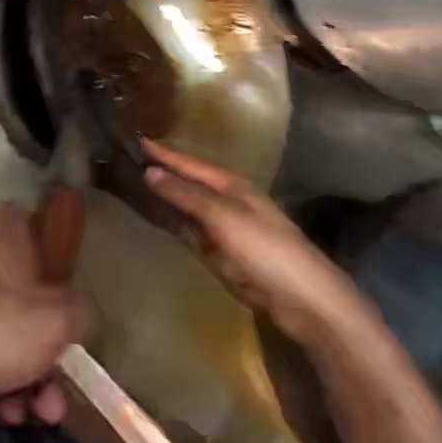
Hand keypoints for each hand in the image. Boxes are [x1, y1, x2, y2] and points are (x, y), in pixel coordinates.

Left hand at [0, 205, 88, 424]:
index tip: (70, 285)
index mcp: (7, 237)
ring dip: (30, 379)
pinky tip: (6, 414)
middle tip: (62, 384)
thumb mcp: (56, 318)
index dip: (55, 249)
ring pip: (9, 336)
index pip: (33, 222)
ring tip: (39, 414)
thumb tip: (82, 313)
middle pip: (29, 296)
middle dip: (50, 348)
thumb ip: (81, 311)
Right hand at [143, 140, 362, 339]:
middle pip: (192, 184)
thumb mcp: (223, 217)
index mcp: (233, 186)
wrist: (309, 302)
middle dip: (166, 173)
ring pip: (192, 209)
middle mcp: (231, 203)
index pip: (191, 164)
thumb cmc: (267, 251)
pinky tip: (165, 224)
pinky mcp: (229, 256)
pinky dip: (179, 226)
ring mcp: (231, 230)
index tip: (137, 140)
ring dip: (170, 199)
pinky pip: (196, 234)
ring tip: (139, 188)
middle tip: (132, 162)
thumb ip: (186, 195)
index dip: (165, 154)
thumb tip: (150, 171)